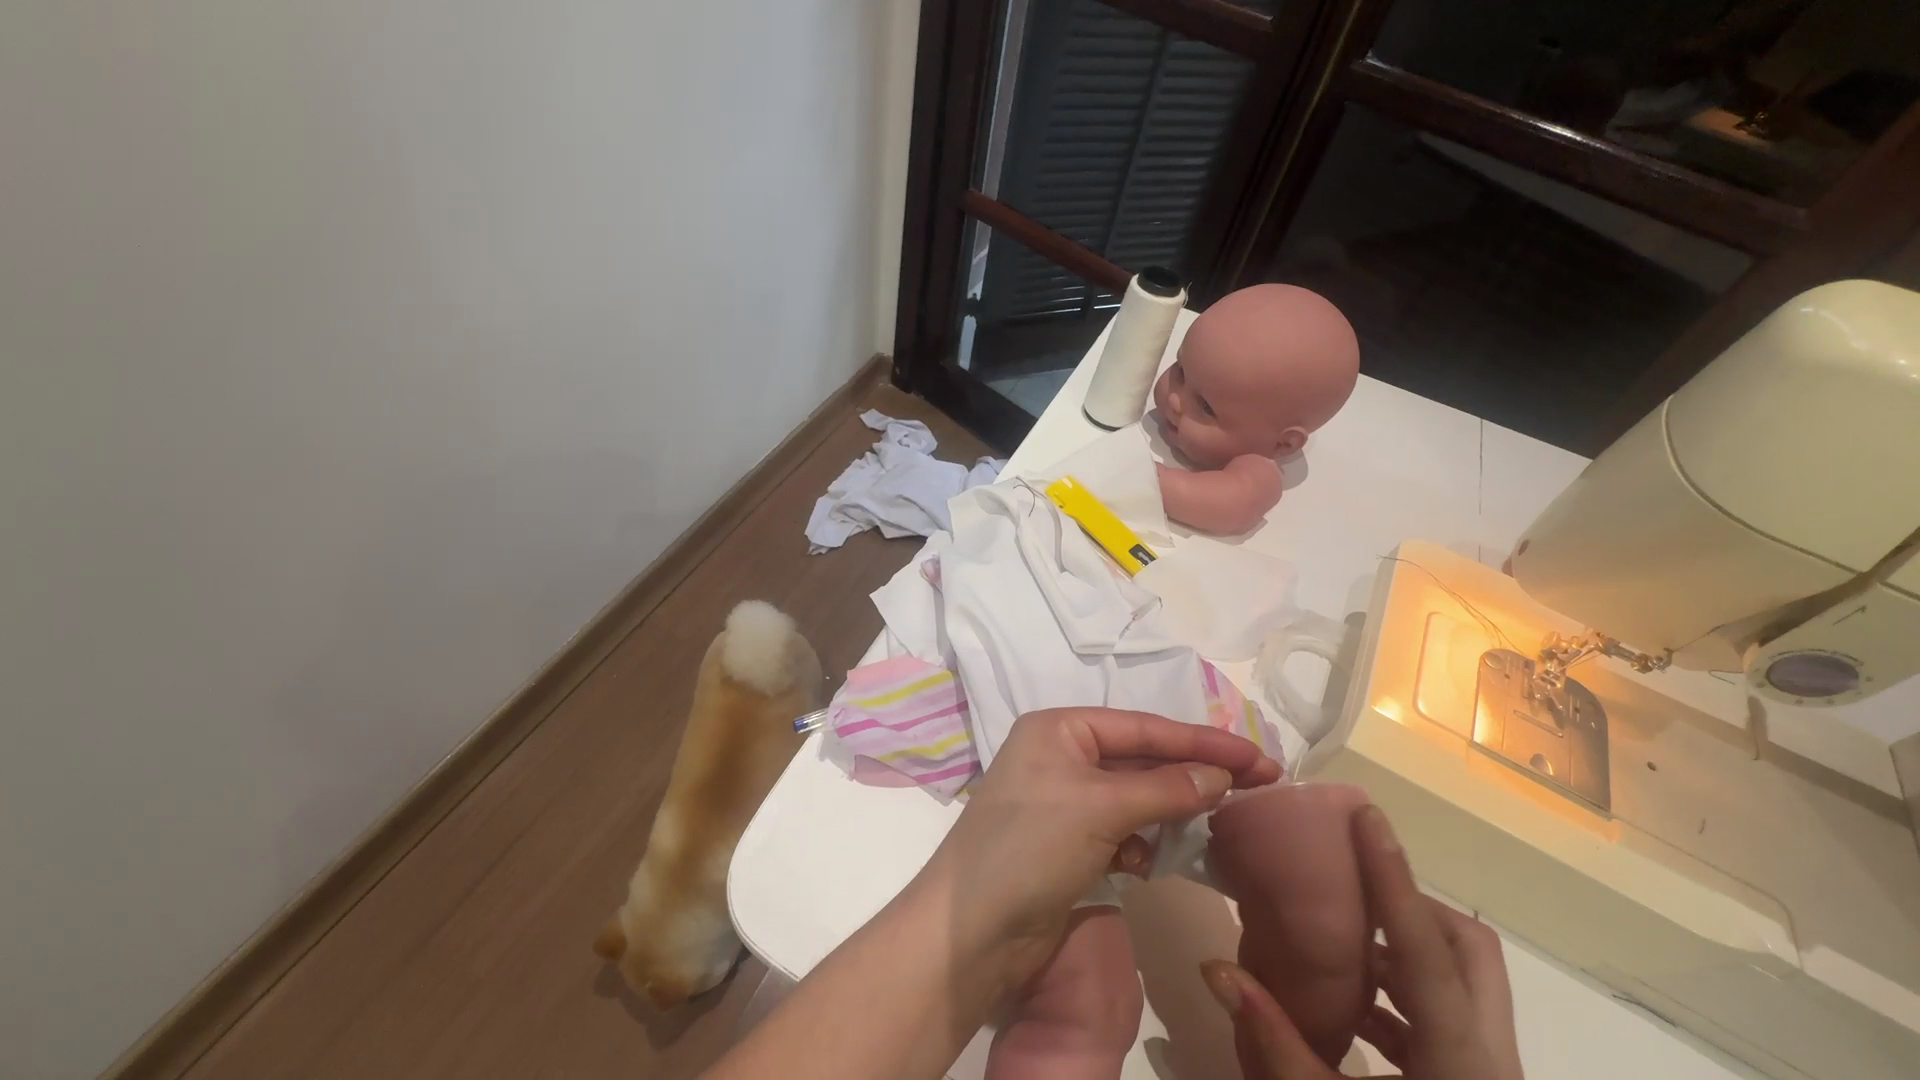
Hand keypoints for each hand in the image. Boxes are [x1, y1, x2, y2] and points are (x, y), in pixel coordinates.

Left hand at [921, 707, 1279, 993]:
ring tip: (1208, 824)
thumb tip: (1222, 775)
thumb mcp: (1102, 808)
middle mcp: (1059, 756)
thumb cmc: (1031, 847)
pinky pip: (1119, 830)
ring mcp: (1061, 801)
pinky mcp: (1066, 843)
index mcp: (1059, 729)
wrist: (972, 930)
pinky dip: (1139, 842)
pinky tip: (1146, 861)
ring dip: (1167, 811)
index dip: (1203, 740)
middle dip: (1192, 775)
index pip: (1144, 728)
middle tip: (1256, 785)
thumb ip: (1166, 788)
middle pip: (1141, 759)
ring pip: (1134, 797)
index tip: (1257, 757)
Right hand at [1201, 805, 1524, 1078]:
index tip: (1367, 815)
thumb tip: (1217, 968)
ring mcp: (1488, 1072)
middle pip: (1464, 950)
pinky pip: (1447, 1022)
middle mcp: (1488, 1054)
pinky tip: (1348, 1015)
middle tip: (1345, 887)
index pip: (1420, 944)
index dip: (1391, 876)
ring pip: (1460, 984)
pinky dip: (1400, 1001)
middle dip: (1406, 906)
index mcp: (1459, 1058)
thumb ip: (1275, 1043)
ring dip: (1399, 954)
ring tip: (1335, 943)